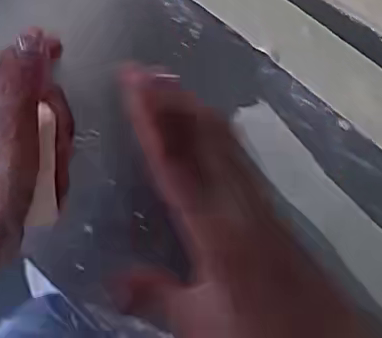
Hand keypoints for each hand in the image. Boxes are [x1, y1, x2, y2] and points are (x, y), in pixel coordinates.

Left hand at [0, 28, 74, 262]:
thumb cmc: (0, 168)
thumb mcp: (14, 113)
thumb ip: (24, 73)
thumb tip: (32, 34)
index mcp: (0, 93)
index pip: (21, 57)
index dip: (42, 52)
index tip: (62, 53)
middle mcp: (5, 112)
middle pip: (46, 95)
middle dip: (60, 115)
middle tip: (59, 138)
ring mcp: (14, 142)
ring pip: (52, 128)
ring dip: (60, 148)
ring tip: (56, 170)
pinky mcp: (23, 169)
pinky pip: (50, 157)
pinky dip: (56, 170)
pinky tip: (54, 188)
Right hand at [116, 65, 376, 337]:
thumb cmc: (260, 328)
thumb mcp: (202, 323)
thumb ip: (157, 294)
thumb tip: (112, 281)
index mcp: (213, 225)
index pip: (173, 160)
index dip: (150, 118)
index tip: (131, 83)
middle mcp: (236, 199)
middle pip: (202, 133)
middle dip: (170, 97)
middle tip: (140, 70)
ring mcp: (256, 195)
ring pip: (220, 135)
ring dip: (189, 104)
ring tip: (163, 80)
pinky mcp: (269, 200)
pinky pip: (234, 147)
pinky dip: (210, 122)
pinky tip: (203, 116)